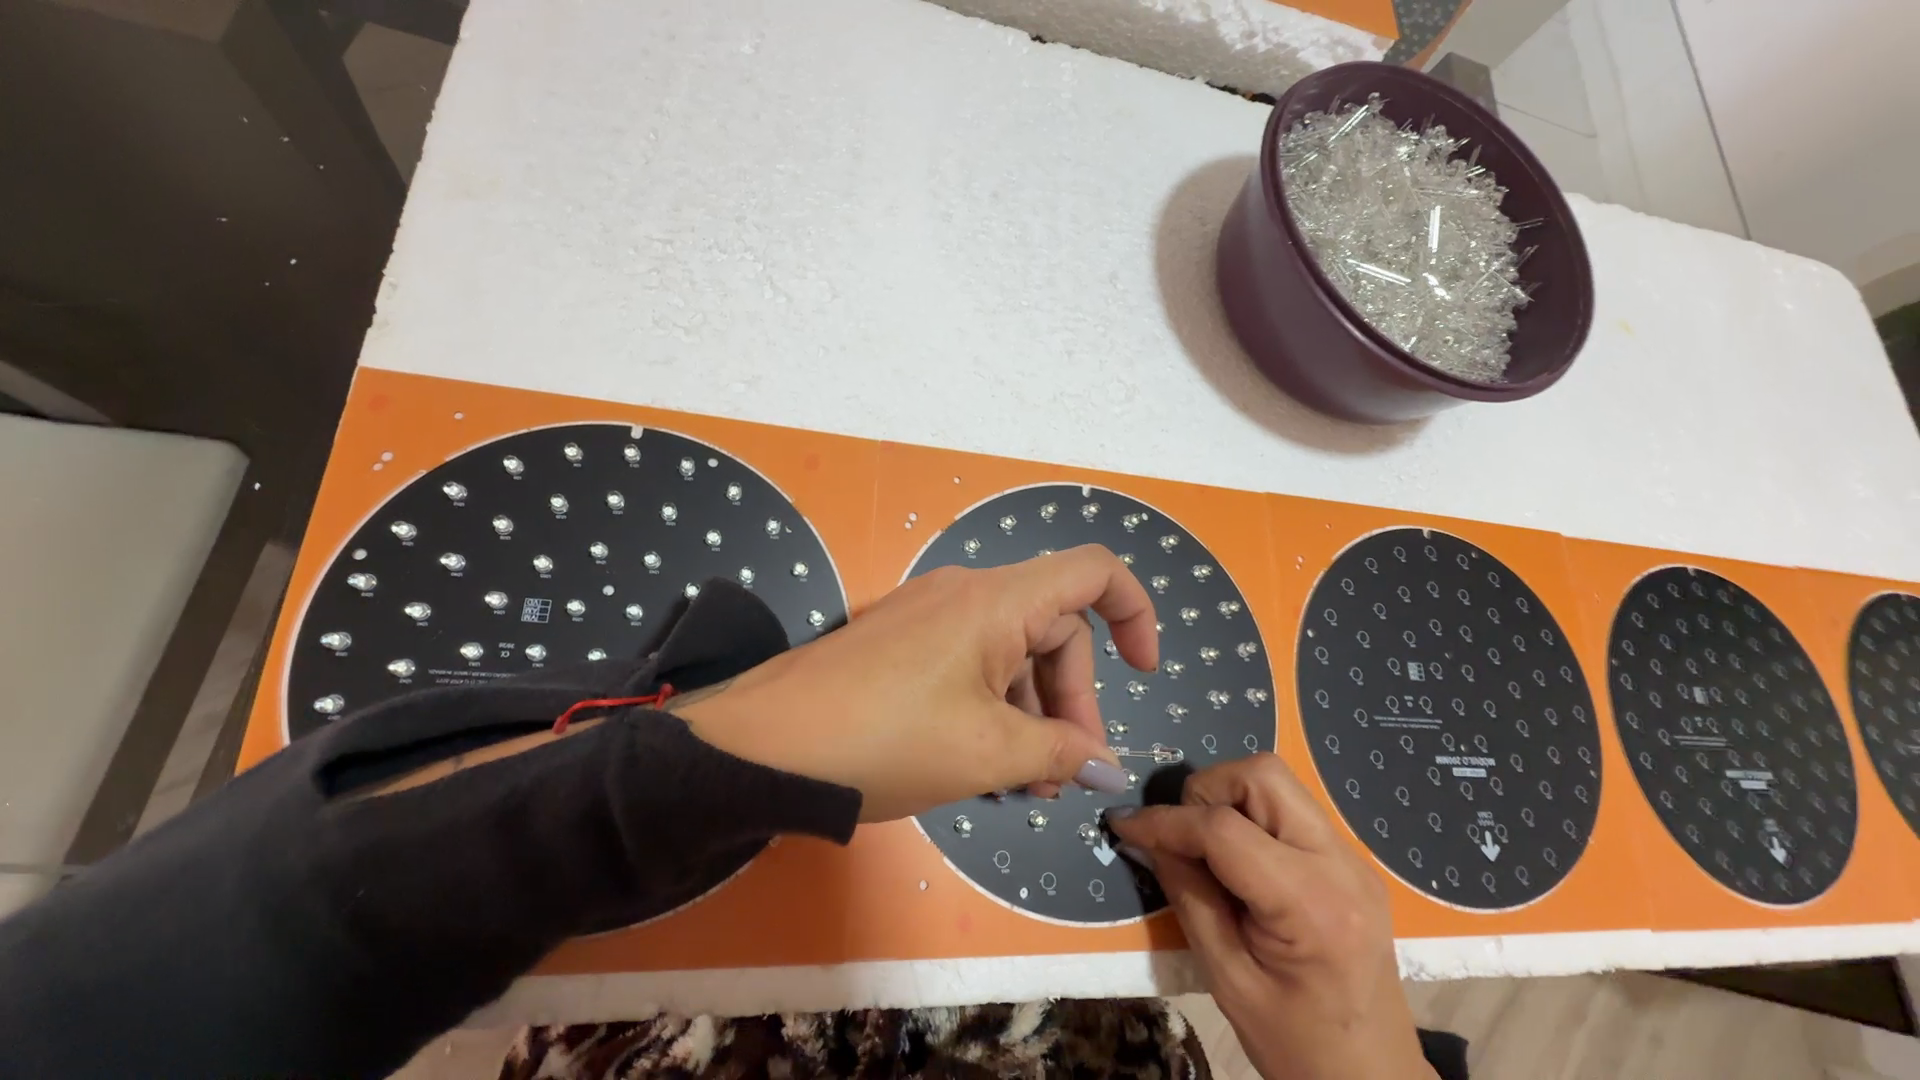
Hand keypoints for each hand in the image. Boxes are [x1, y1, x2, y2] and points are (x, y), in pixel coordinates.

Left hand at [672, 545, 1157, 820]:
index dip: (1135, 612)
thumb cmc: (884, 741)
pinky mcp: (896, 644)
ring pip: (1009, 652)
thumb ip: (1059, 753)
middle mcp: (964, 593)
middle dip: (1072, 700)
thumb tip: (1107, 767)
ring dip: (1031, 714)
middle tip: (1064, 776)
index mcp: (996, 601)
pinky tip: (980, 766)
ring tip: (1022, 787)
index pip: (1093, 571)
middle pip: (1053, 628)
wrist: (759, 747)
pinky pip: (968, 664)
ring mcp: (925, 616)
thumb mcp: (985, 753)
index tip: (1145, 674)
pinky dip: (990, 707)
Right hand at [1107, 756, 1435, 1079]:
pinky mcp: (1350, 860)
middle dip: (1206, 792)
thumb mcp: (1225, 976)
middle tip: (1181, 839)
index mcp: (1311, 903)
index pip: (1224, 828)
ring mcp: (1352, 857)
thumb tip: (1147, 838)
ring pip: (1276, 782)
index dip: (1165, 821)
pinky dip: (1251, 816)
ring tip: (1206, 849)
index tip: (1124, 825)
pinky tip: (1237, 862)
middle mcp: (1340, 863)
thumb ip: (1187, 894)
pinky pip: (1290, 808)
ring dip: (1229, 798)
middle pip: (1261, 775)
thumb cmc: (1294, 1042)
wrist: (1372, 1079)